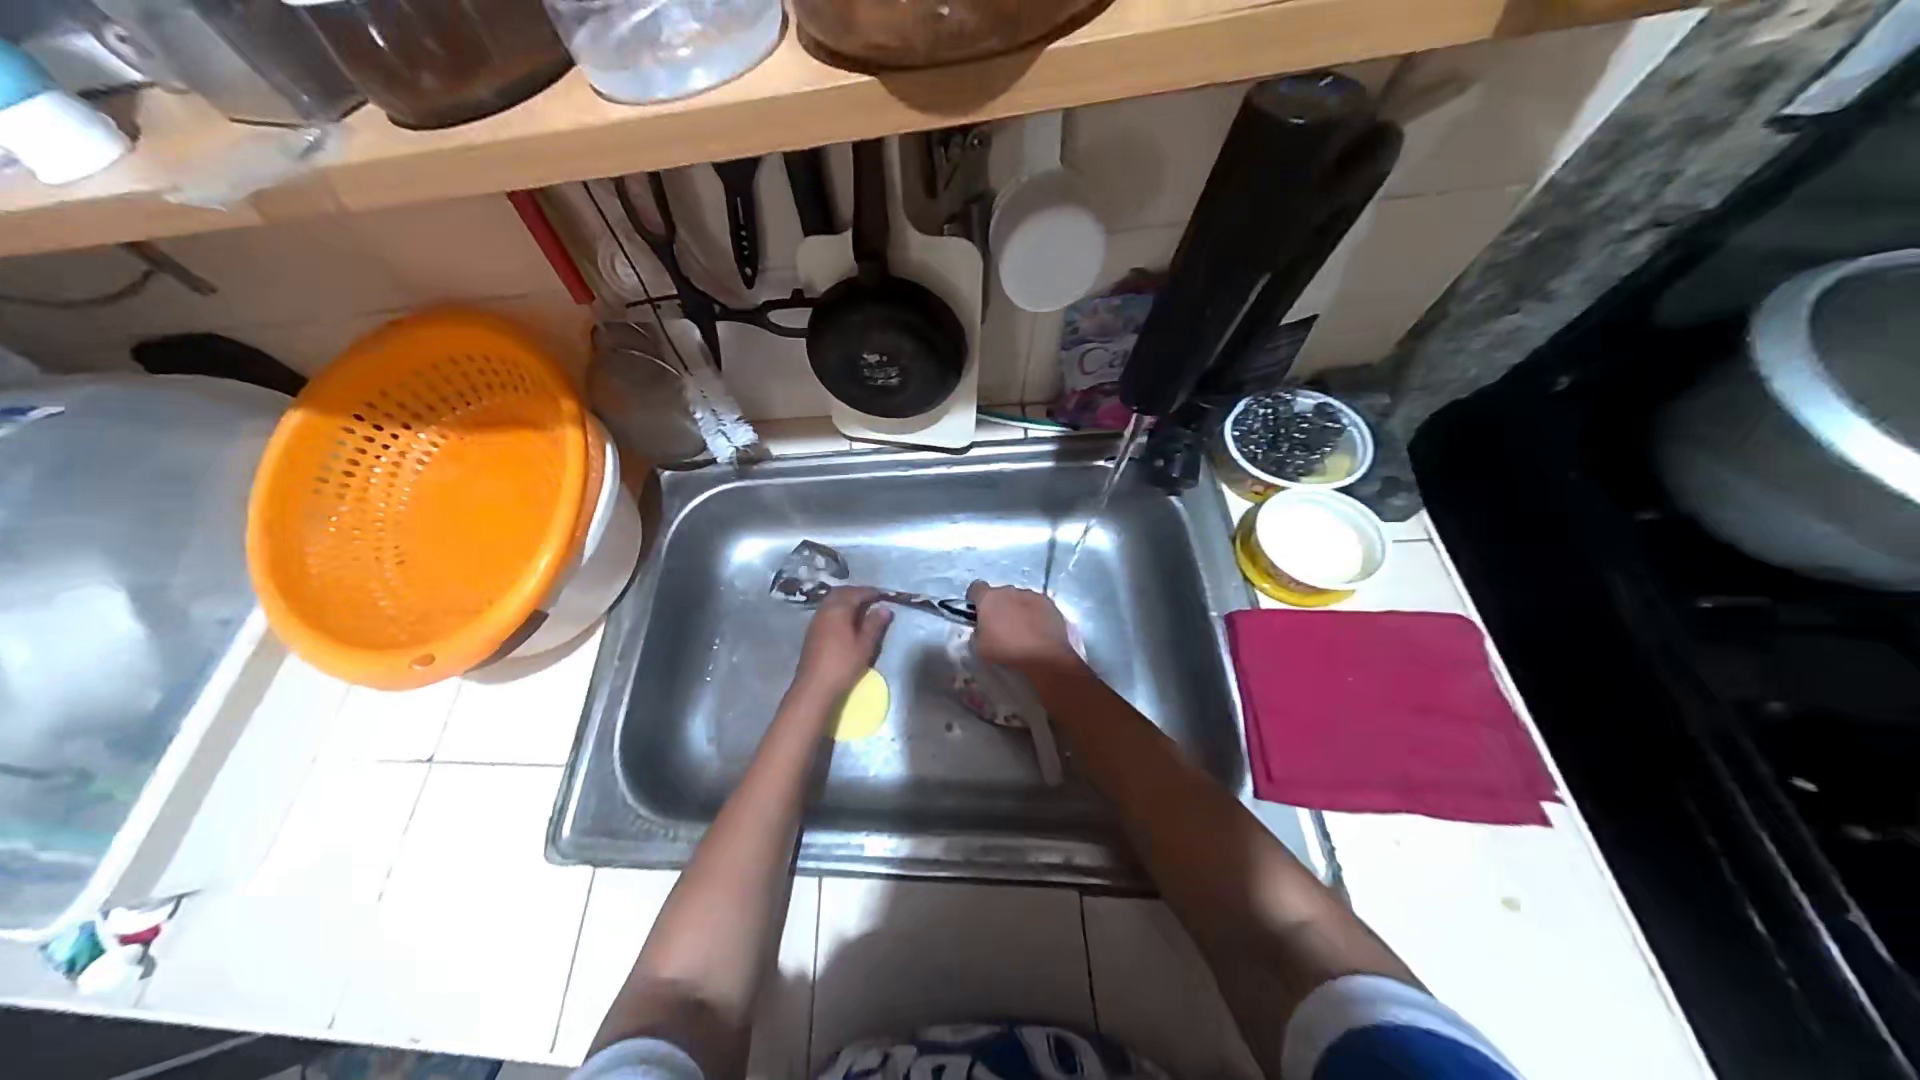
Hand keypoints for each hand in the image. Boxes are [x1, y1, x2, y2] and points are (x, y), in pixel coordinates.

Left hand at [792, 587, 892, 700]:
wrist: (815, 687)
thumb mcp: (864, 645)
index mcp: (837, 610)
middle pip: (840, 593)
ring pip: (831, 602)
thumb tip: (884, 609)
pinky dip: (838, 610)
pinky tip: (846, 621)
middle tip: (871, 598)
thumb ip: (874, 624)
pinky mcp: (812, 632)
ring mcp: (815, 621)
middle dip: (856, 593)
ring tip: (861, 609)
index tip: (883, 594)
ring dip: (846, 601)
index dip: (870, 592)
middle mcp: (824, 610)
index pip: (855, 593)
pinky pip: (826, 612)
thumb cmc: (843, 664)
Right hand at [966, 581, 1082, 672]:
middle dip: (999, 607)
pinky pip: (1037, 606)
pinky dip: (1035, 615)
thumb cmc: (1007, 652)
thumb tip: (983, 628)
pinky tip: (1038, 632)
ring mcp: (1032, 595)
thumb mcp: (979, 648)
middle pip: (1000, 594)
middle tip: (1001, 628)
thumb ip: (978, 632)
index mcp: (989, 598)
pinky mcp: (1050, 604)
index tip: (978, 613)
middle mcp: (1010, 591)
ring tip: (1022, 632)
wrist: (1045, 658)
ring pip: (1020, 599)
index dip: (975, 600)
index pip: (976, 588)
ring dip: (1018, 610)